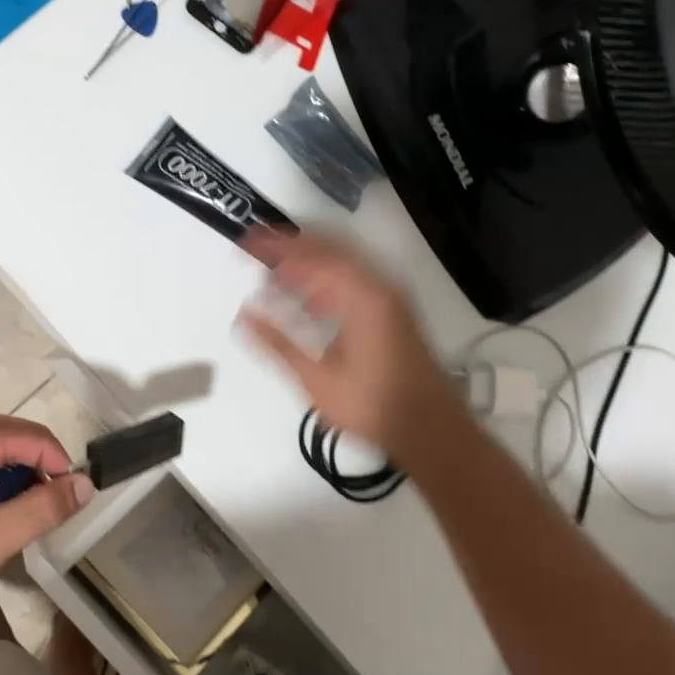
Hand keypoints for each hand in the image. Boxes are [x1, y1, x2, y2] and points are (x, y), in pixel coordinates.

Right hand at [238, 231, 469, 462]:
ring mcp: (392, 298)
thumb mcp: (317, 379)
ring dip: (310, 262)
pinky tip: (310, 303)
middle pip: (331, 247)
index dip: (276, 246)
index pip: (312, 254)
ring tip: (277, 275)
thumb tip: (243, 316)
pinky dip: (328, 279)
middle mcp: (380, 286)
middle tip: (258, 249)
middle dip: (292, 246)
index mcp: (362, 296)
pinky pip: (357, 279)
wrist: (431, 430)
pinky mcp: (395, 312)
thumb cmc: (373, 406)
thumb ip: (278, 344)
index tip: (247, 245)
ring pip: (345, 262)